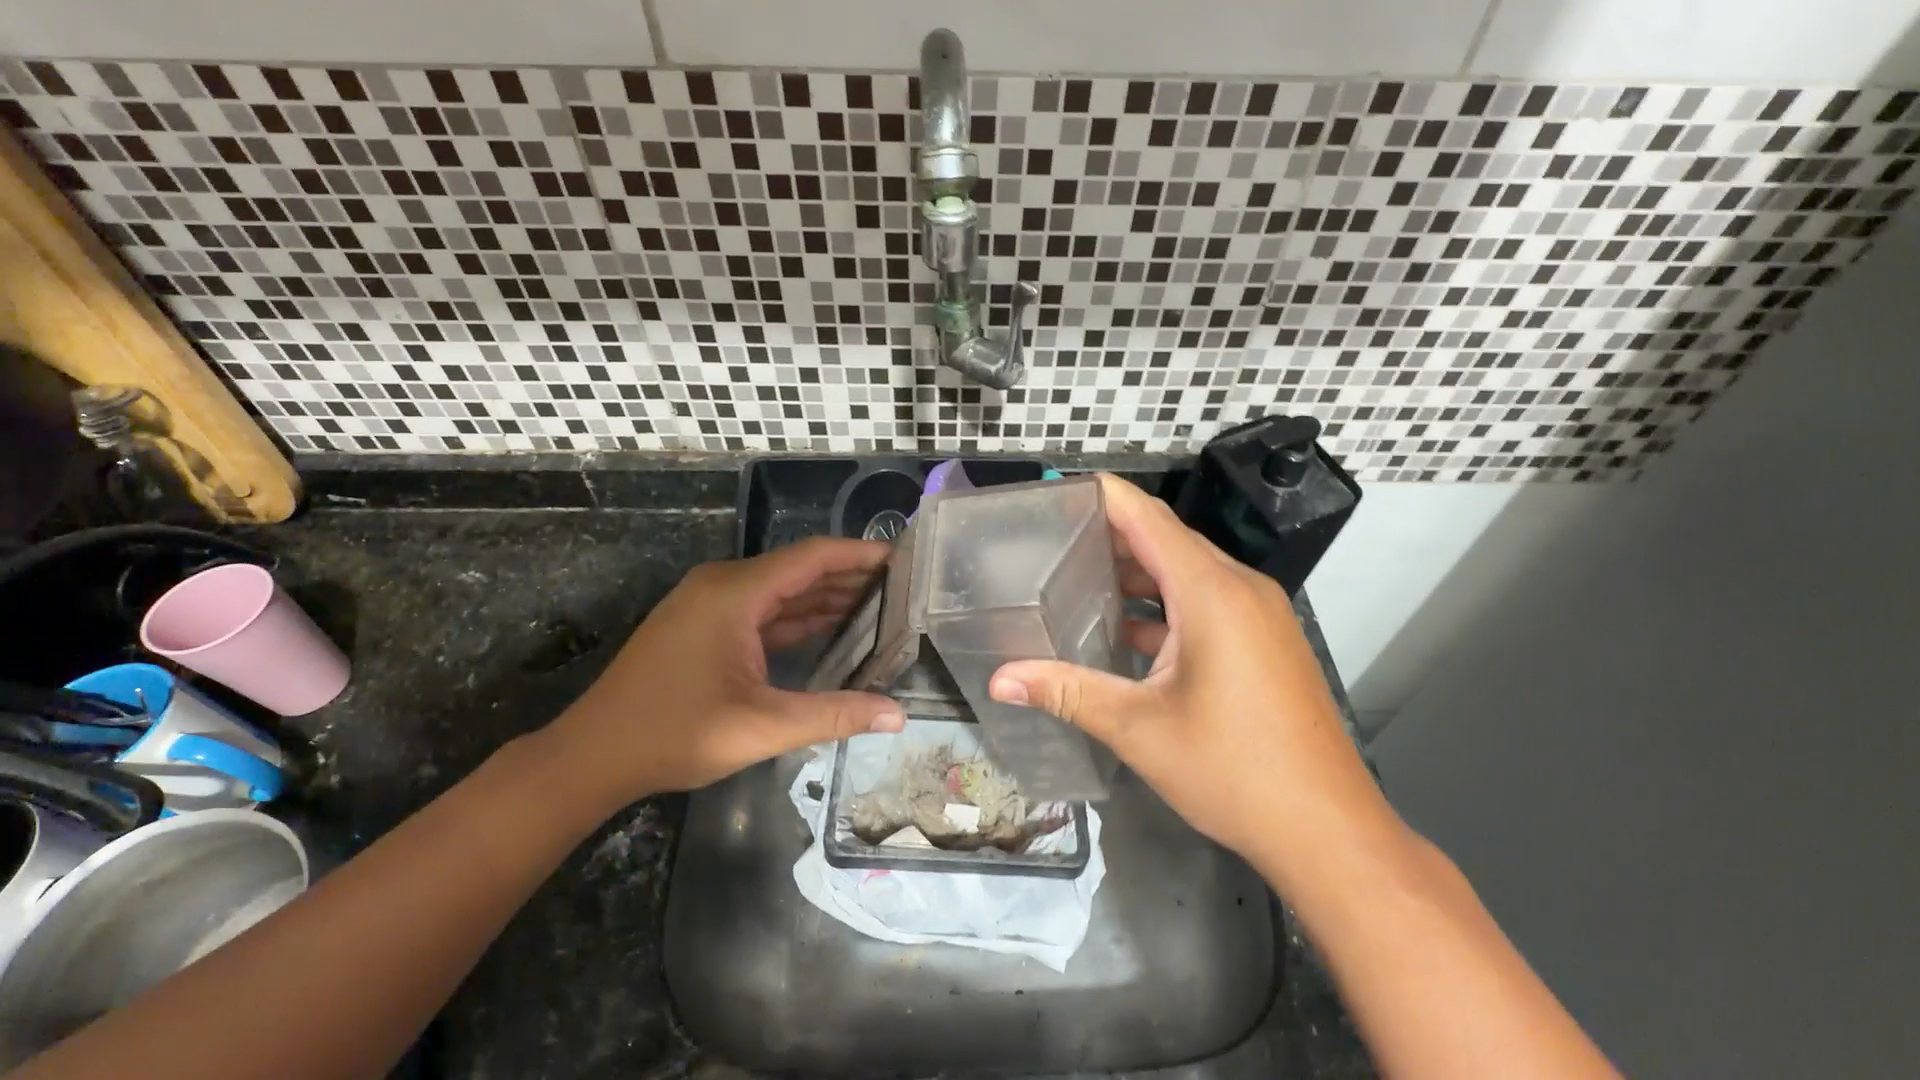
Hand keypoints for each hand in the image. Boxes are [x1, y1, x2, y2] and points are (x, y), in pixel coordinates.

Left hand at [545, 537, 904, 808]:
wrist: (592, 755)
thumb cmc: (674, 733)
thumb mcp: (761, 727)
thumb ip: (834, 715)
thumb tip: (898, 716)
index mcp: (734, 593)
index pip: (812, 557)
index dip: (861, 555)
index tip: (904, 560)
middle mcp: (722, 586)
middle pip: (798, 570)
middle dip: (850, 577)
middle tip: (904, 588)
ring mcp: (708, 606)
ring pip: (780, 592)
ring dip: (826, 599)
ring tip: (881, 607)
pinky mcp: (702, 627)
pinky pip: (761, 612)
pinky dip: (797, 618)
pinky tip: (833, 630)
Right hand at [987, 475, 1391, 878]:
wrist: (1326, 828)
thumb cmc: (1233, 770)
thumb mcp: (1140, 728)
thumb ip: (1067, 691)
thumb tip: (999, 680)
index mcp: (1212, 593)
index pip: (1149, 519)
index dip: (1103, 497)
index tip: (1055, 489)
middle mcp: (1241, 590)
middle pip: (1168, 541)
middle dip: (1111, 536)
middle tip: (1049, 542)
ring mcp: (1259, 616)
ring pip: (1188, 575)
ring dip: (1137, 575)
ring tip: (1076, 581)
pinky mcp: (1265, 643)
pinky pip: (1208, 604)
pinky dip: (1165, 607)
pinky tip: (1125, 631)